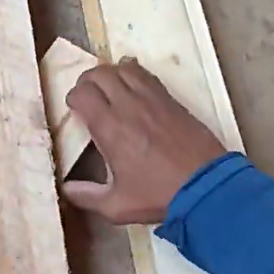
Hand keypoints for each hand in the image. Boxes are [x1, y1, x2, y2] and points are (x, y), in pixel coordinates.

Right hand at [62, 58, 228, 223]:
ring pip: (124, 68)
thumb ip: (87, 196)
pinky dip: (133, 73)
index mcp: (110, 127)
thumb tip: (67, 189)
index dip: (73, 97)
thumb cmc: (159, 195)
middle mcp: (128, 105)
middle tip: (88, 95)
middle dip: (88, 81)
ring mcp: (152, 98)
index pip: (82, 93)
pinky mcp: (171, 99)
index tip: (75, 108)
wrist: (206, 185)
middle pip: (100, 73)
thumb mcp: (117, 205)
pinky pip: (146, 74)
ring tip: (110, 88)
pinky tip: (133, 87)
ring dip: (111, 73)